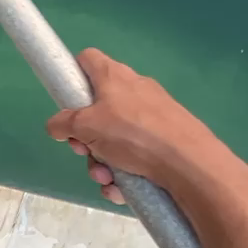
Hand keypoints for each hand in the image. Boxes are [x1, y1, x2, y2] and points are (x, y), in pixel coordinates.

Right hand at [44, 48, 247, 205]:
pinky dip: (122, 170)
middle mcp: (134, 89)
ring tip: (106, 178)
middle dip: (83, 135)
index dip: (71, 74)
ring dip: (101, 160)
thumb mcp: (83, 127)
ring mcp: (152, 113)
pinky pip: (132, 152)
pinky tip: (121, 187)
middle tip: (82, 150)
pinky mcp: (165, 136)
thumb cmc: (132, 134)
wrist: (190, 162)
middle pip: (95, 107)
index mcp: (114, 77)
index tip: (65, 100)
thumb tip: (57, 126)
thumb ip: (61, 123)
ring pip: (112, 136)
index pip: (86, 59)